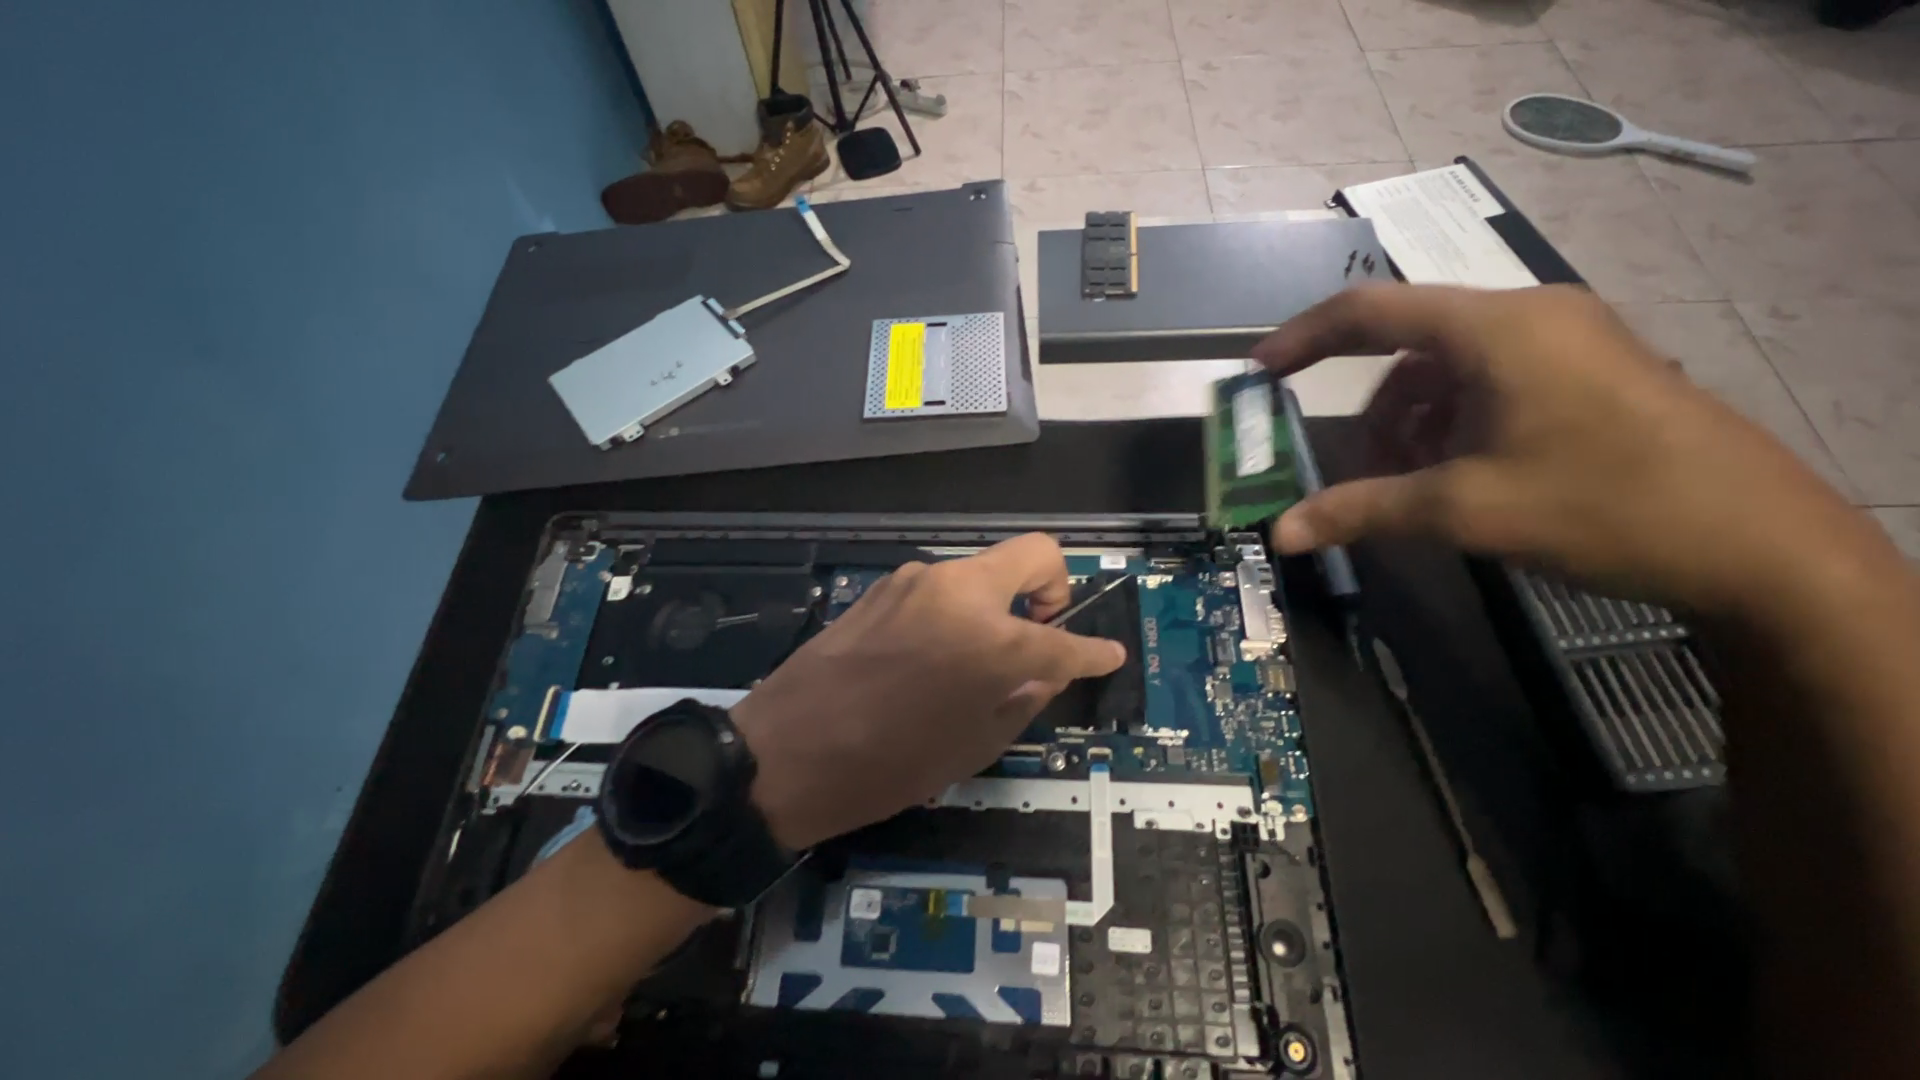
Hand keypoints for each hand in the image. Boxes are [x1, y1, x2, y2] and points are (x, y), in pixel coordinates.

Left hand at [729, 533, 1125, 849]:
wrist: (785, 754)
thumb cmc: (887, 766)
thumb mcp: (974, 745)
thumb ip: (1025, 696)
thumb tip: (1049, 670)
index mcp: (991, 637)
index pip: (1065, 637)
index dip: (1093, 651)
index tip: (1107, 657)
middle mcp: (958, 590)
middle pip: (1034, 554)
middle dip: (1054, 590)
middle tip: (1044, 634)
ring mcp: (916, 581)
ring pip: (984, 571)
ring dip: (1000, 603)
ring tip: (982, 658)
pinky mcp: (882, 588)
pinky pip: (943, 587)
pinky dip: (959, 610)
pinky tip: (937, 654)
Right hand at [1254, 284, 1880, 615]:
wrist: (1760, 543)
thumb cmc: (1601, 507)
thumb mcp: (1466, 510)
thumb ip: (1362, 510)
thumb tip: (1280, 532)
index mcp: (1496, 328)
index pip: (1370, 310)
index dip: (1303, 337)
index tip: (1257, 370)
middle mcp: (1530, 314)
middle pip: (1410, 341)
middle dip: (1369, 404)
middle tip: (1350, 462)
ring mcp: (1568, 338)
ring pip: (1451, 365)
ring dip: (1413, 419)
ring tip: (1414, 482)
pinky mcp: (1591, 368)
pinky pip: (1492, 378)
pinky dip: (1456, 419)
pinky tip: (1462, 472)